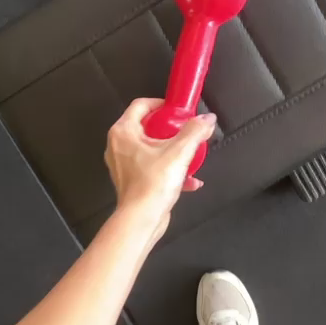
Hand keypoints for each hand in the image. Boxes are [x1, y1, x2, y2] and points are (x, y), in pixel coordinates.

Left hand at [104, 99, 216, 237]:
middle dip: (169, 129)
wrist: (141, 220)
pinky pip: (151, 168)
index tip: (179, 111)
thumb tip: (208, 118)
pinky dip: (168, 171)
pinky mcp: (130, 181)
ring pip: (150, 149)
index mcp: (123, 132)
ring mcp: (122, 164)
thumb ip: (195, 132)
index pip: (141, 105)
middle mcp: (118, 145)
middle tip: (186, 132)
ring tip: (190, 156)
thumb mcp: (179, 153)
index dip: (162, 104)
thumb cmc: (154, 183)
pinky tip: (190, 181)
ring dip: (171, 151)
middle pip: (146, 127)